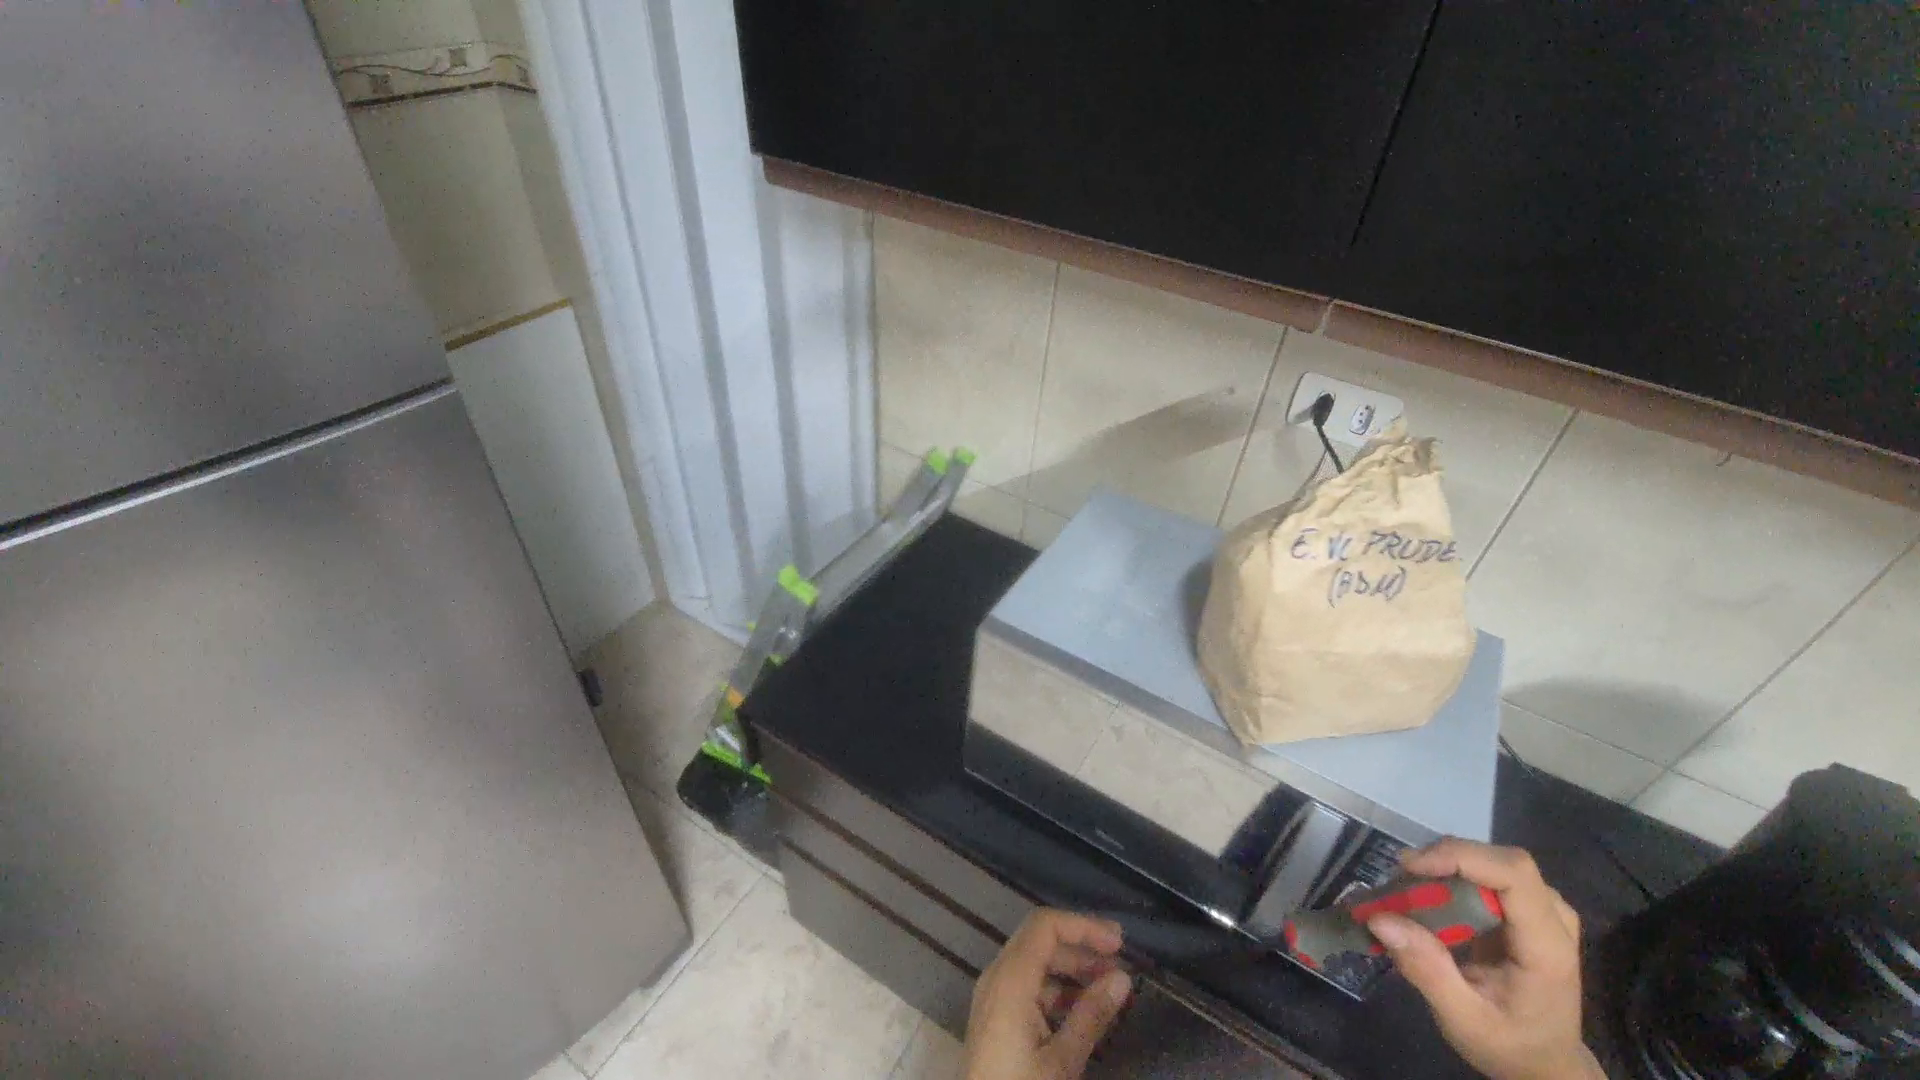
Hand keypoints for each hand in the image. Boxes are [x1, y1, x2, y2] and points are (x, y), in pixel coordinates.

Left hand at [964, 909, 1133, 1079]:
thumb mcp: (1062, 1061)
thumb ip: (1091, 1015)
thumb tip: (1122, 978)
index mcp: (1010, 979)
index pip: (1045, 925)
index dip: (1083, 925)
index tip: (1119, 943)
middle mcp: (997, 977)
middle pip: (1040, 939)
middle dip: (1082, 946)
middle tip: (1119, 966)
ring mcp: (993, 995)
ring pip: (1035, 962)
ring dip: (1072, 969)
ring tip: (1108, 990)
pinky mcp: (995, 1015)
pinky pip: (1028, 984)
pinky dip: (1057, 988)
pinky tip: (1082, 1011)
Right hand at [1366, 840, 1604, 1079]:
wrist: (1546, 1065)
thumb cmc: (1508, 1044)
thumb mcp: (1462, 1019)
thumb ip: (1426, 970)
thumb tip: (1380, 919)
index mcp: (1546, 948)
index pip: (1514, 875)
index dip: (1461, 857)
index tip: (1411, 867)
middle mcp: (1554, 919)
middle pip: (1502, 861)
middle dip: (1446, 859)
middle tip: (1401, 878)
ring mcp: (1544, 912)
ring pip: (1493, 862)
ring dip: (1447, 866)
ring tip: (1408, 888)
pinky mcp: (1528, 910)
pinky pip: (1489, 874)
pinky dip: (1453, 875)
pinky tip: (1429, 895)